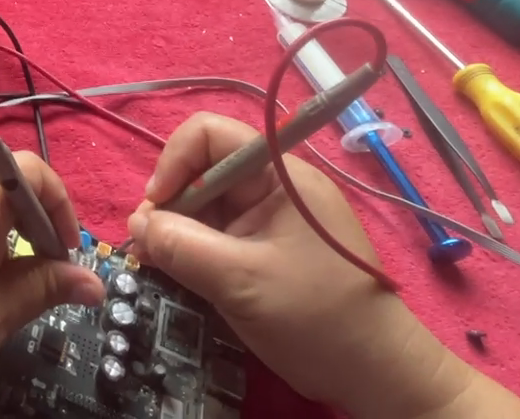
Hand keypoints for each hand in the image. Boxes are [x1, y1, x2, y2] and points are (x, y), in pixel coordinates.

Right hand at [126, 113, 510, 418]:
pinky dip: (193, 248)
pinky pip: (217, 231)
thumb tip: (134, 224)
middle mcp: (273, 187)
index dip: (174, 162)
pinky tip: (178, 272)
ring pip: (204, 203)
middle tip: (148, 245)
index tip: (156, 207)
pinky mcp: (267, 247)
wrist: (384, 385)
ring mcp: (271, 218)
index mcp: (280, 176)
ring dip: (177, 230)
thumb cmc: (320, 322)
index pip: (208, 134)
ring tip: (158, 264)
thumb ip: (180, 246)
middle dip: (170, 204)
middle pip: (201, 170)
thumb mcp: (240, 282)